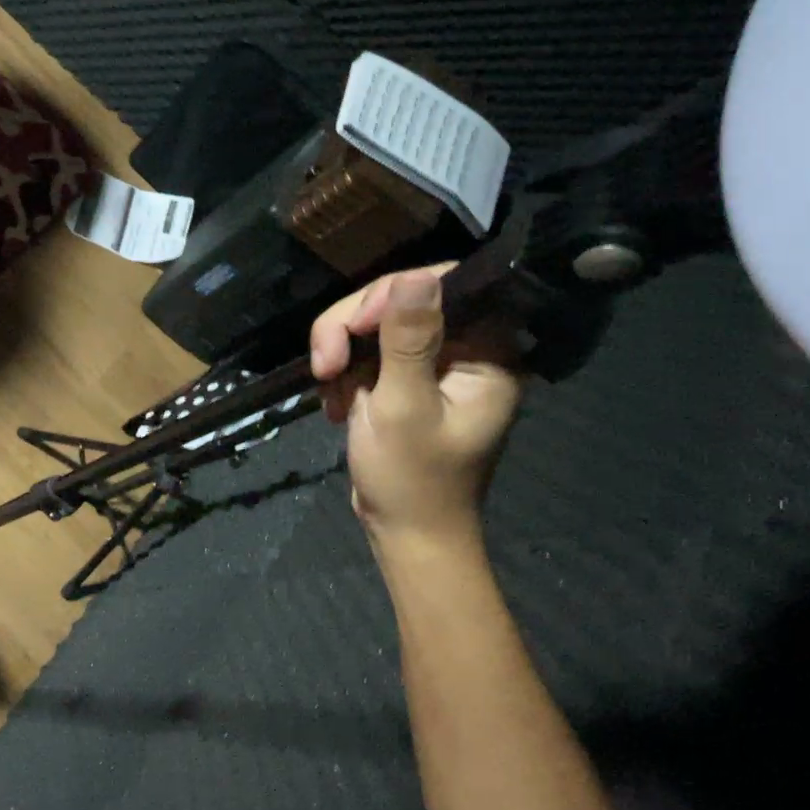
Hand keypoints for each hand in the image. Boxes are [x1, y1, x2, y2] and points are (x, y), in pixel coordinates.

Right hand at [308, 266, 521, 549]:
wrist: (404, 532)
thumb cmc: (412, 477)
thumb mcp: (403, 406)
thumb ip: (409, 341)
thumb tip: (415, 276)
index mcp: (486, 355)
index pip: (445, 287)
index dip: (392, 294)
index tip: (355, 328)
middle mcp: (464, 352)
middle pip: (400, 301)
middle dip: (351, 327)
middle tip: (324, 364)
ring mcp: (431, 367)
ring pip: (373, 326)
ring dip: (339, 353)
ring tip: (328, 391)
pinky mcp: (403, 383)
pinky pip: (364, 355)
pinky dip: (341, 374)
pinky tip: (336, 405)